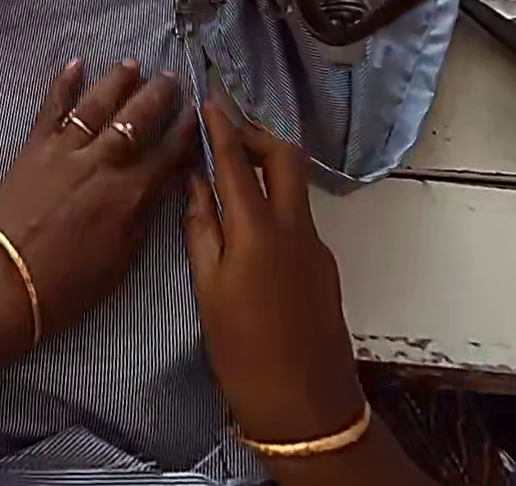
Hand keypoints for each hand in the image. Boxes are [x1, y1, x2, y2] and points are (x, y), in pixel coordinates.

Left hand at [0, 59, 197, 339]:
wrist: (7, 281)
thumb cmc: (67, 284)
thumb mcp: (120, 262)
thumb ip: (141, 219)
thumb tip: (157, 188)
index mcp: (128, 194)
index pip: (166, 155)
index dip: (184, 131)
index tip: (195, 112)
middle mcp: (101, 163)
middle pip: (136, 119)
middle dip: (157, 96)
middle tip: (170, 77)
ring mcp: (66, 149)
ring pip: (97, 104)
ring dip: (116, 81)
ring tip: (131, 64)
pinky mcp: (35, 146)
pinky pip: (52, 107)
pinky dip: (63, 83)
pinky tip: (75, 64)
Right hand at [183, 88, 364, 444]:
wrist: (309, 414)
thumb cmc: (242, 351)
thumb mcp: (207, 286)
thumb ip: (200, 226)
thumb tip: (192, 180)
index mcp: (258, 231)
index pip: (238, 161)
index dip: (222, 126)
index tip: (210, 101)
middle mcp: (294, 227)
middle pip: (285, 156)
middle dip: (257, 133)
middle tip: (227, 132)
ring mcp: (316, 244)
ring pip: (295, 182)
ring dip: (267, 163)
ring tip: (231, 168)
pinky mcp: (324, 263)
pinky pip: (298, 212)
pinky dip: (274, 197)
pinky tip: (248, 220)